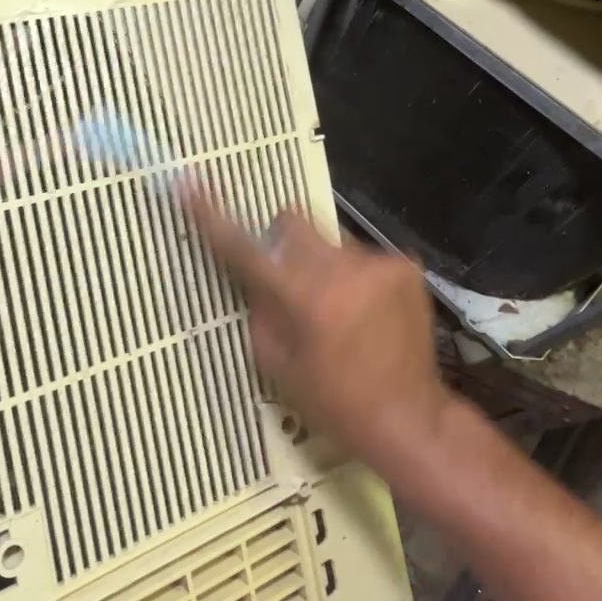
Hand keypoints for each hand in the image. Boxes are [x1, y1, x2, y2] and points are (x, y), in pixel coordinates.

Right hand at [187, 190, 453, 465]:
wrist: (411, 419)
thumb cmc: (335, 401)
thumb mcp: (277, 366)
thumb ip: (259, 312)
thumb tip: (256, 277)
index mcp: (300, 297)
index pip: (244, 247)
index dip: (212, 214)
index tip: (190, 182)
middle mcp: (337, 268)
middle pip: (293, 220)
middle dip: (285, 240)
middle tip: (292, 276)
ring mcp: (376, 263)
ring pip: (331, 238)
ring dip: (325, 262)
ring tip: (341, 306)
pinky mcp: (404, 265)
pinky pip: (364, 255)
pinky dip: (359, 275)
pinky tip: (370, 311)